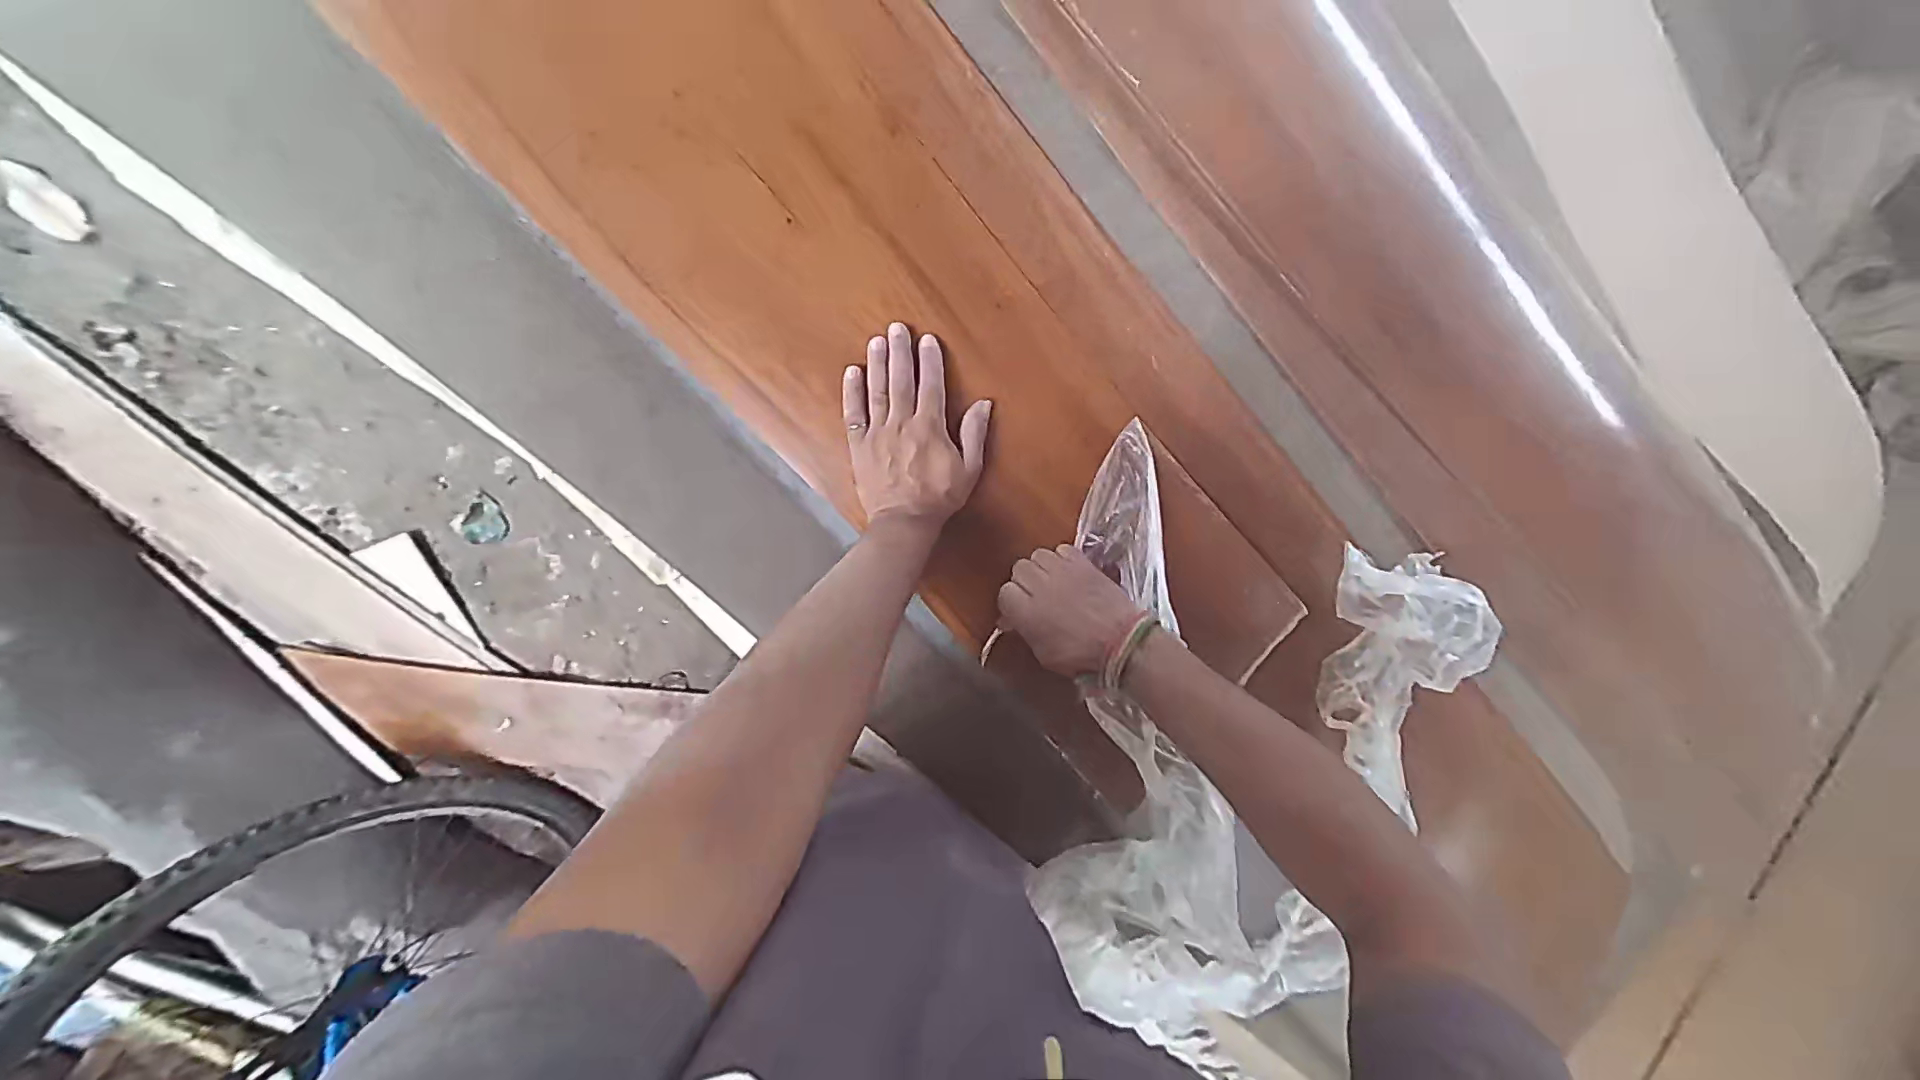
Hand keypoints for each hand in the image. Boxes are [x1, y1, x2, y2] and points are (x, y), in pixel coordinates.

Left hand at [844, 322, 991, 533]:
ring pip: (877, 391)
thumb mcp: (969, 469)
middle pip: (901, 380)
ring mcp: (878, 433)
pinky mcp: (860, 445)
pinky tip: (852, 372)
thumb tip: (984, 404)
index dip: (930, 361)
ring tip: (877, 341)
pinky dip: (852, 392)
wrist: (903, 522)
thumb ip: (975, 434)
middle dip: (900, 352)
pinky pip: (854, 414)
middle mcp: (902, 423)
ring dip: (877, 364)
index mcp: (930, 427)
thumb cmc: (939, 497)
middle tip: (897, 328)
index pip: (931, 385)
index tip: (928, 340)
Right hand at [997, 545, 1146, 676]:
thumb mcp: (1044, 654)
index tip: (1019, 611)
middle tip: (1035, 595)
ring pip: (1038, 555)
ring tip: (1051, 580)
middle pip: (1019, 568)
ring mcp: (1062, 570)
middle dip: (1024, 582)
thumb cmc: (1081, 656)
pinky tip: (1068, 572)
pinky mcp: (1083, 562)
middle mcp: (1039, 585)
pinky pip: (1062, 549)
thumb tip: (1013, 620)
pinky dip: (1062, 558)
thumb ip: (1025, 631)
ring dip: (1041, 567)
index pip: (1005, 592)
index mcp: (1026, 611)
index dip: (1011, 602)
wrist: (1123, 642)